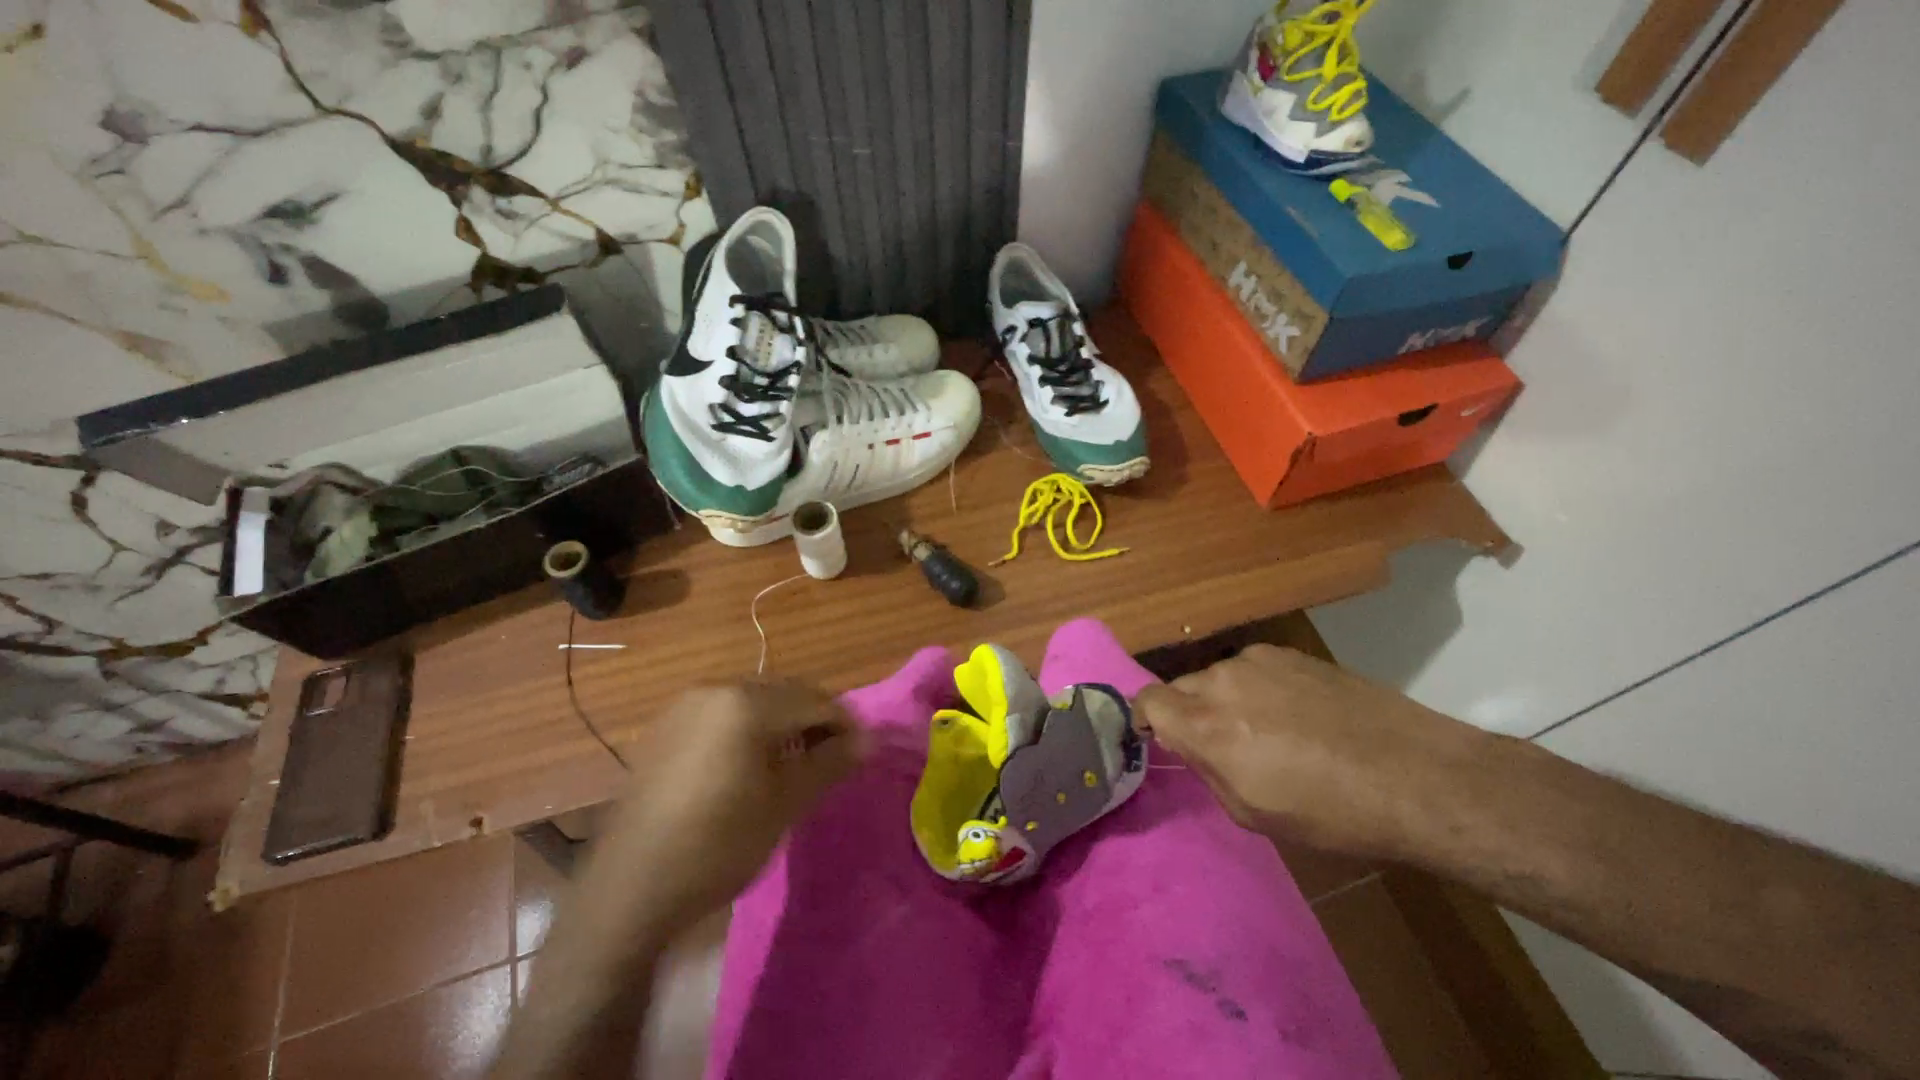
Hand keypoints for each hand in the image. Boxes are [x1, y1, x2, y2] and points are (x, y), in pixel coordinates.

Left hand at [592, 680, 865, 935]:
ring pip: (751, 703)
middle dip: (812, 722)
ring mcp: (683, 707)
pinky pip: (721, 717)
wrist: (632, 887)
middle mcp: (713, 689)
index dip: (846, 726)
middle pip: (783, 693)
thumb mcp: (785, 804)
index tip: (862, 757)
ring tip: (794, 769)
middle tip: (832, 763)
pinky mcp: (664, 730)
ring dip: (780, 726)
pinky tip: (749, 770)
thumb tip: (870, 739)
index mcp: (745, 702)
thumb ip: (830, 763)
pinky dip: (746, 732)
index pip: (816, 699)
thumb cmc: (719, 845)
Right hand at [1134, 644, 1495, 857]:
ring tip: (1264, 731)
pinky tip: (1296, 715)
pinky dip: (1260, 688)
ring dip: (1226, 700)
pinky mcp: (1299, 654)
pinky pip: (1257, 669)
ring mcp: (1264, 661)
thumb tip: (1193, 746)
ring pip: (1221, 677)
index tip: (1158, 739)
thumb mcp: (1252, 813)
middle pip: (1183, 687)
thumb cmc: (1330, 813)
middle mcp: (1225, 681)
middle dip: (1188, 713)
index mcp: (1207, 725)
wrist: (1416, 776)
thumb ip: (1208, 771)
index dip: (1145, 720)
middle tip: (1218, 745)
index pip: (1147, 701)